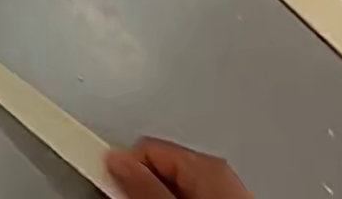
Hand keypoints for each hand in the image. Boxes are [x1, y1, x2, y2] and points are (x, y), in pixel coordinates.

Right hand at [107, 138, 252, 198]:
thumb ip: (145, 187)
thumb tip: (116, 160)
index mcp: (208, 166)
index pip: (146, 148)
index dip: (123, 167)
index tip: (108, 184)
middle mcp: (223, 175)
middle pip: (164, 167)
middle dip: (145, 185)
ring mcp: (233, 195)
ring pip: (181, 187)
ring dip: (162, 197)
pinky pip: (198, 198)